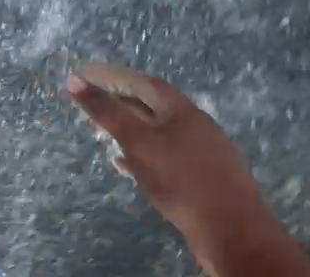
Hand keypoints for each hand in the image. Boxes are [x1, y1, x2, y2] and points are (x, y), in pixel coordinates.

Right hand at [66, 62, 309, 276]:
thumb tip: (74, 81)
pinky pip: (167, 155)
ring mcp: (205, 156)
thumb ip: (106, 111)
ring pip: (159, 133)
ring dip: (129, 129)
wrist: (235, 236)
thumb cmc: (182, 179)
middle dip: (119, 102)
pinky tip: (126, 164)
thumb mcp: (137, 141)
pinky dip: (142, 153)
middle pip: (153, 107)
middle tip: (89, 102)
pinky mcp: (204, 179)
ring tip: (102, 132)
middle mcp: (199, 129)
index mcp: (186, 114)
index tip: (86, 73)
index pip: (146, 84)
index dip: (114, 75)